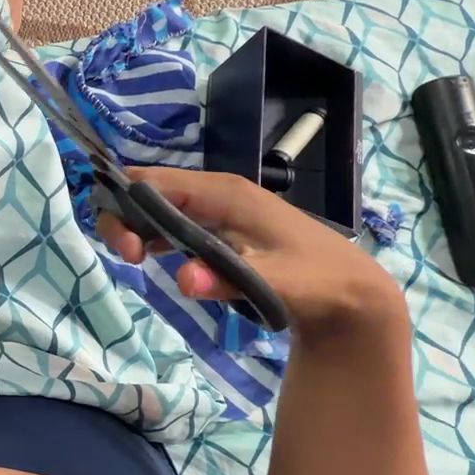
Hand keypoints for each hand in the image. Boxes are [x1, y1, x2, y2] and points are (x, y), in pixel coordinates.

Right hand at [96, 167, 406, 340]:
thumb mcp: (275, 283)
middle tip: (130, 257)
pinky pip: (167, 218)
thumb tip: (182, 280)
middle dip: (123, 218)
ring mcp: (214, 208)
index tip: (128, 248)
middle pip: (145, 189)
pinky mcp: (214, 225)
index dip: (125, 207)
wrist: (351, 293)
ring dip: (132, 227)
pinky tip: (149, 257)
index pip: (152, 181)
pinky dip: (147, 234)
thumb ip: (226, 281)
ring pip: (152, 204)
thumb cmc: (317, 281)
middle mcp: (214, 192)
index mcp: (224, 193)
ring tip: (136, 260)